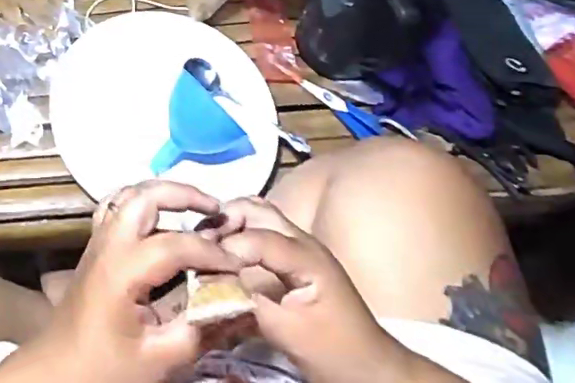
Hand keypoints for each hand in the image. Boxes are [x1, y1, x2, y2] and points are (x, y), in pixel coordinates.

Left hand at [0, 181, 242, 382]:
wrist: (56, 371)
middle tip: (216, 208)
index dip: (211, 252)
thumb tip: (236, 305)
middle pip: (147, 195)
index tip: (238, 265)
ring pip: (131, 193)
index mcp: (123, 267)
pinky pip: (117, 205)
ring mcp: (99, 237)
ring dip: (164, 193)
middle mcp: (109, 241)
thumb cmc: (103, 368)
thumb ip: (198, 331)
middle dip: (185, 195)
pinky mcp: (95, 243)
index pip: (176, 244)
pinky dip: (142, 200)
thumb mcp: (156, 360)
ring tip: (194, 207)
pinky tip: (160, 216)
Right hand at [217, 199, 436, 382]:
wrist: (375, 372)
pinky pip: (264, 234)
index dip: (226, 246)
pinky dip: (241, 236)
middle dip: (225, 219)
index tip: (198, 261)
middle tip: (198, 242)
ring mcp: (301, 248)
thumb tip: (212, 287)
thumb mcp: (292, 335)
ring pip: (259, 216)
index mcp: (305, 255)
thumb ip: (251, 306)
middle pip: (257, 209)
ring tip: (207, 247)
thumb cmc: (337, 355)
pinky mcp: (296, 262)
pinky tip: (225, 257)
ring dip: (232, 224)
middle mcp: (302, 241)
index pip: (257, 236)